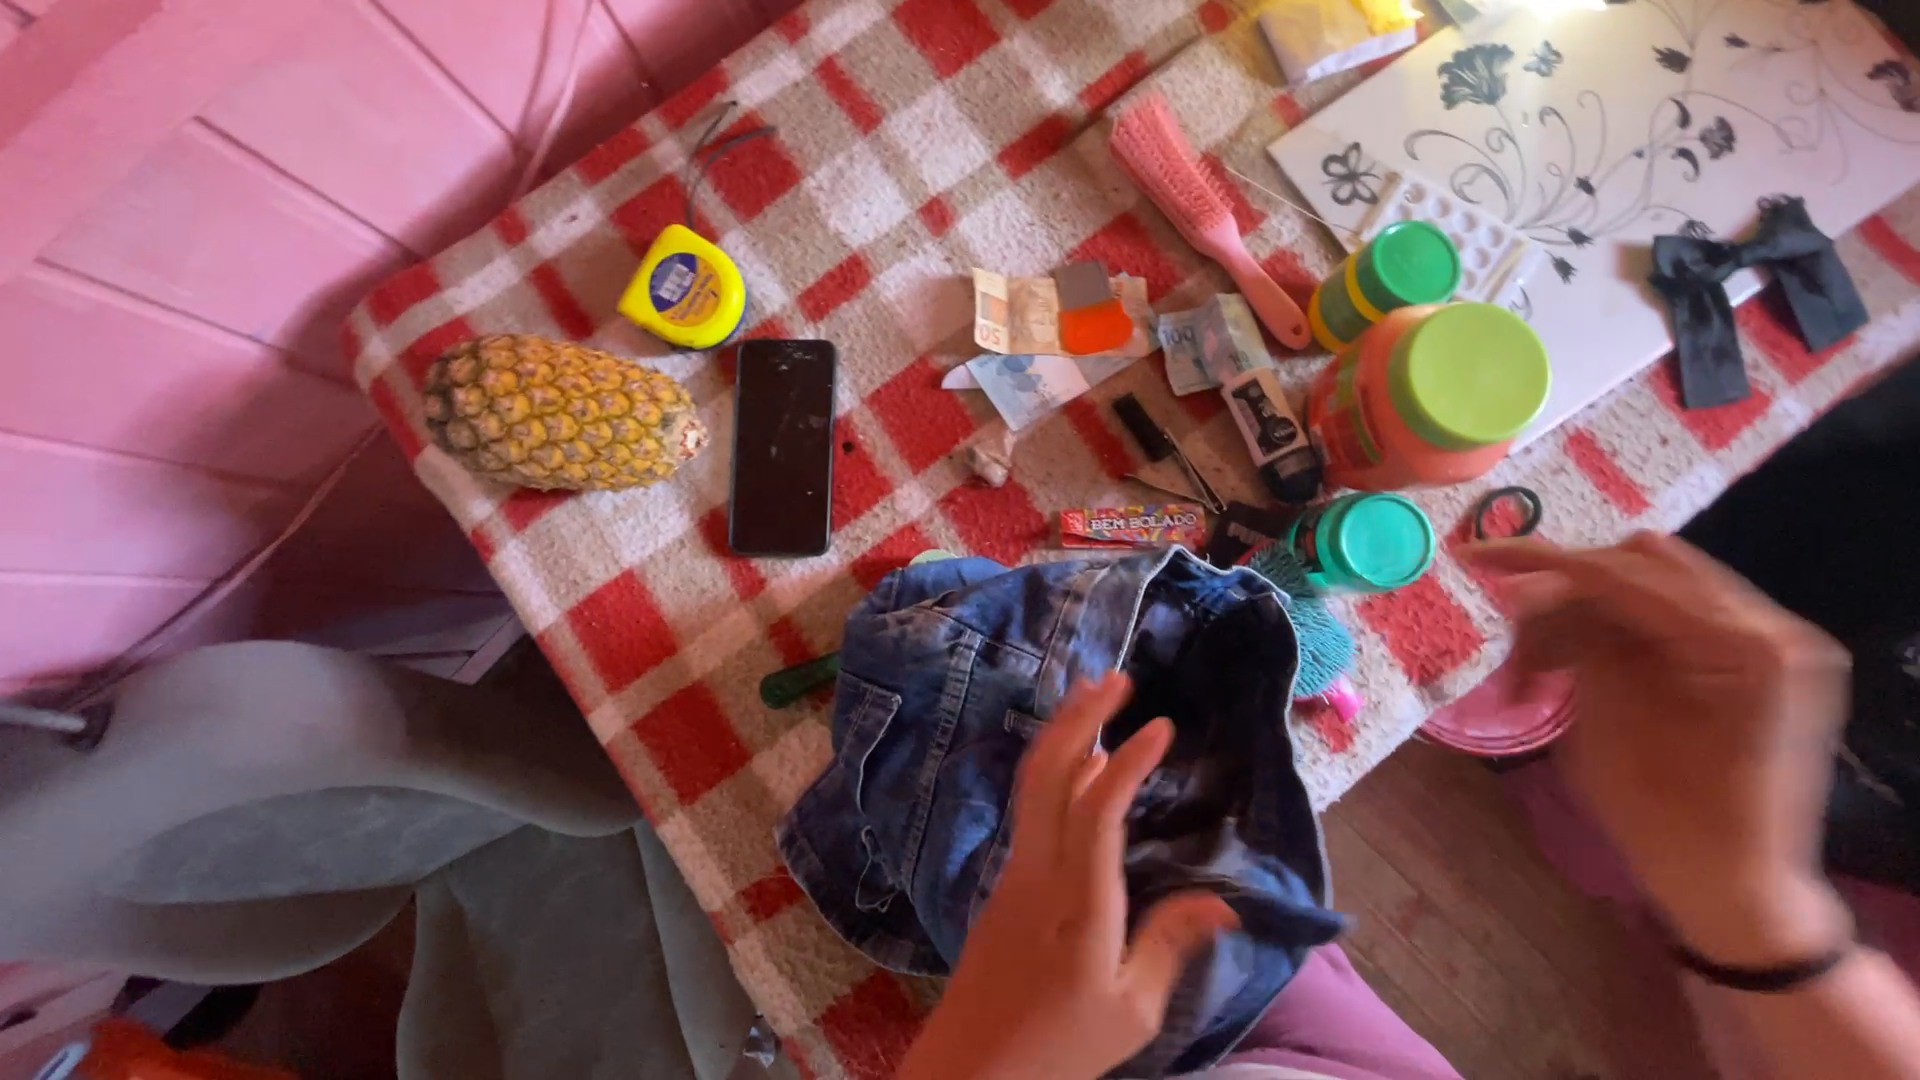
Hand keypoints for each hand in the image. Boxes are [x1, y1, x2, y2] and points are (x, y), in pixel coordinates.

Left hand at [897, 672, 1238, 1079]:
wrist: (972, 1066)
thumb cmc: (1060, 1046)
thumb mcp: (1133, 1009)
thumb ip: (1171, 944)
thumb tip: (1225, 900)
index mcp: (1078, 900)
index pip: (1098, 808)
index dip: (1129, 761)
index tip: (1162, 726)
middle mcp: (1039, 868)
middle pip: (1052, 772)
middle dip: (1082, 718)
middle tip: (1117, 679)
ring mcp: (1015, 867)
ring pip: (1033, 781)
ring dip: (1063, 732)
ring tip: (1093, 695)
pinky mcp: (1006, 877)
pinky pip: (1030, 803)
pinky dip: (1054, 765)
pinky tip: (1076, 759)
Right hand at [1466, 533, 1853, 965]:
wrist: (1728, 881)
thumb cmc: (1665, 814)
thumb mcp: (1607, 717)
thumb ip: (1580, 639)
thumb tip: (1526, 587)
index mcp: (1744, 644)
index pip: (1622, 573)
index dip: (1539, 560)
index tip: (1471, 557)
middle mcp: (1767, 627)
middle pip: (1637, 567)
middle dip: (1558, 587)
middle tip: (1500, 616)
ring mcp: (1758, 643)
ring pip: (1639, 590)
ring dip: (1573, 615)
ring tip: (1528, 663)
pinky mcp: (1737, 660)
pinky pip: (1655, 620)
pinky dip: (1600, 633)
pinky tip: (1559, 668)